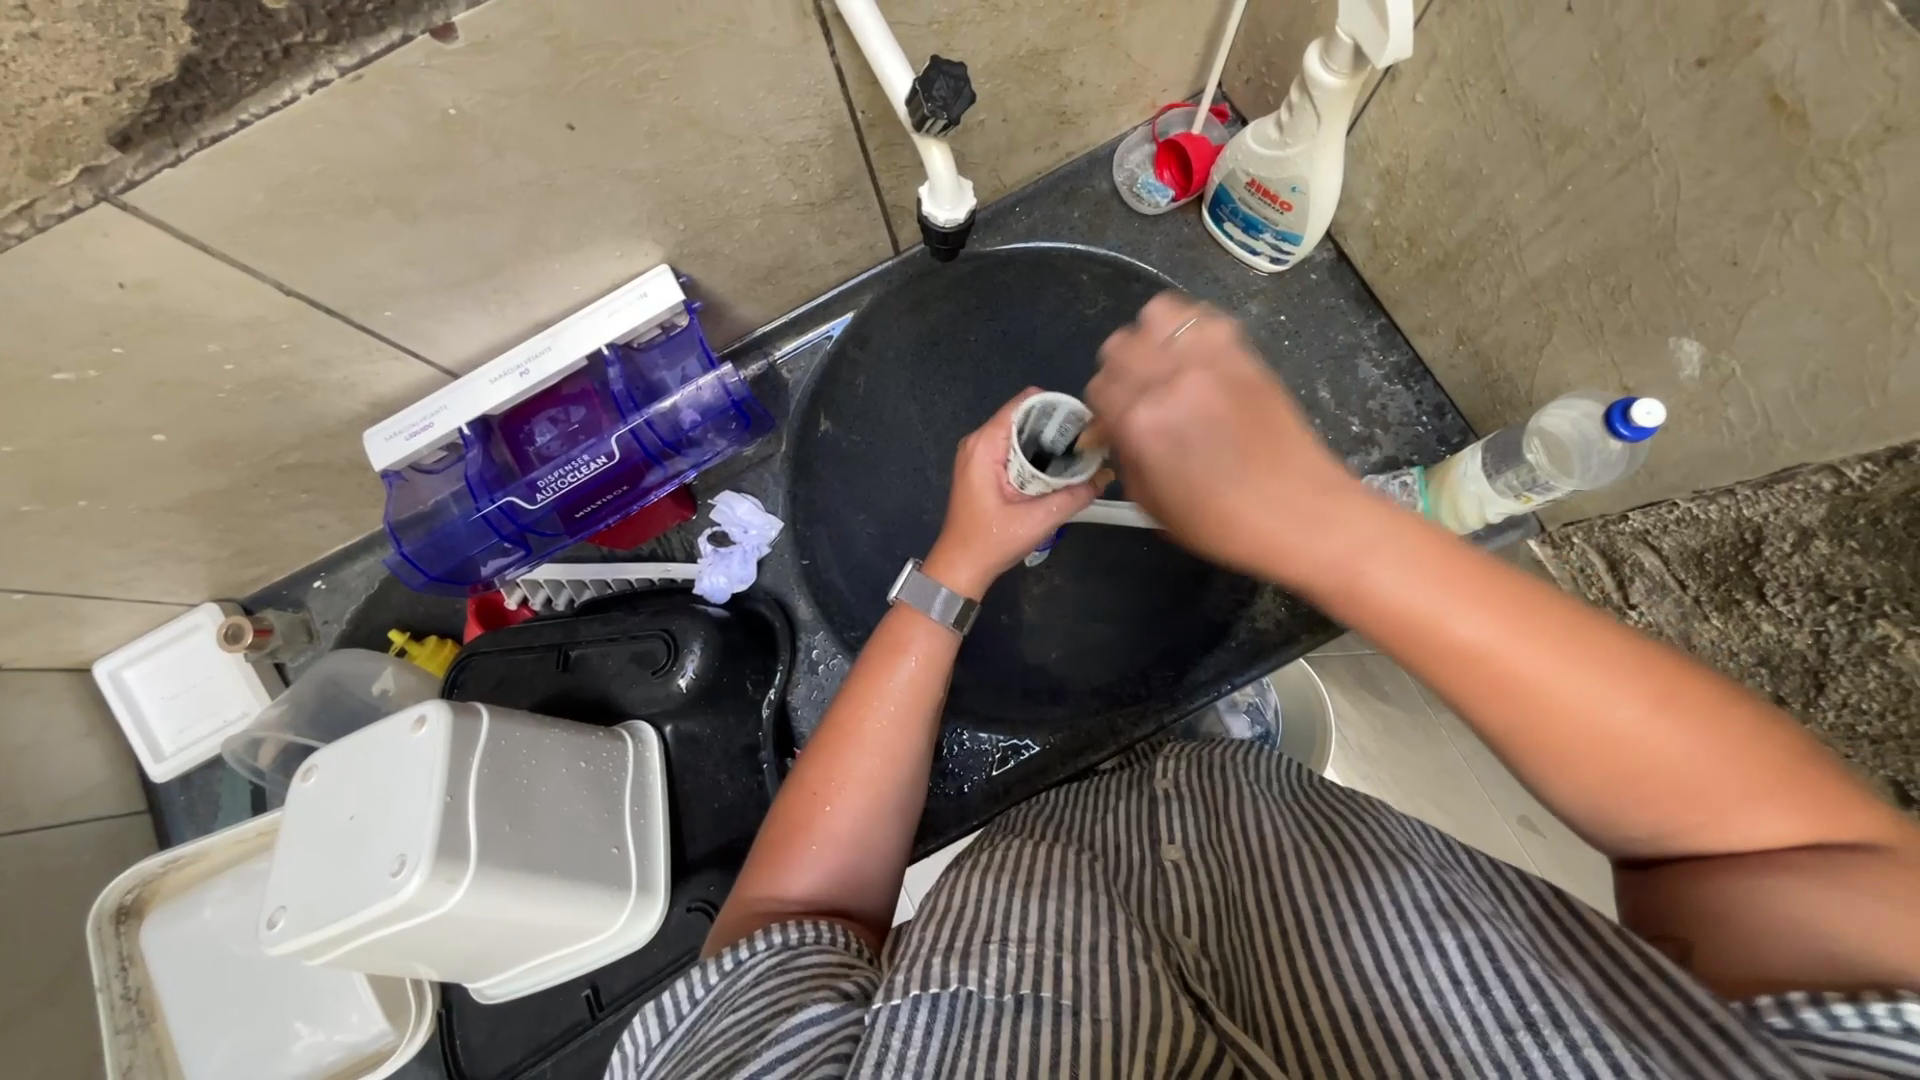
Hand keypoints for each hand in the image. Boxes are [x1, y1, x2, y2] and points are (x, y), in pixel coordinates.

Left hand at [924, 388, 1106, 596]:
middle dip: (1055, 426)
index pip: (1023, 403)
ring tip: (1077, 454)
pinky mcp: (982, 469)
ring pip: (1019, 434)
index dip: (1055, 406)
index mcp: (985, 445)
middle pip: (1023, 416)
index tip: (1083, 421)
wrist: (960, 567)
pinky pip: (1013, 449)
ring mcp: (978, 455)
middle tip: (1086, 441)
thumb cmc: (991, 542)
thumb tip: (1104, 477)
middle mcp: (978, 442)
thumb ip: (1073, 496)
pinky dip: (1034, 455)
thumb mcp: (1037, 520)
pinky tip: (1056, 469)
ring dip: (1046, 442)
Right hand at [1084, 292, 1359, 581]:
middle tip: (1135, 395)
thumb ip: (1124, 454)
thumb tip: (1112, 430)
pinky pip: (1203, 318)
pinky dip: (1190, 330)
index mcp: (1139, 422)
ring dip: (1151, 338)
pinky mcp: (1243, 354)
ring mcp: (1209, 361)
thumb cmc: (1219, 522)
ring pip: (1157, 315)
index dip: (1102, 406)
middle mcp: (1169, 380)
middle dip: (1120, 371)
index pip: (1098, 387)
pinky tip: (1194, 359)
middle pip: (1120, 345)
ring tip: (1163, 366)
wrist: (1299, 513)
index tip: (1112, 421)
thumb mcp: (1150, 500)